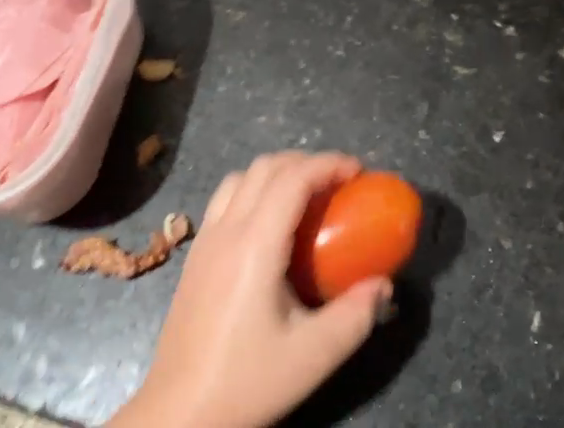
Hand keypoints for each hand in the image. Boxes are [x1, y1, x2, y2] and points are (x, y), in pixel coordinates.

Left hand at [110, 152, 392, 427]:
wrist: (180, 414)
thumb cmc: (247, 381)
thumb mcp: (314, 355)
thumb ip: (356, 315)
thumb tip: (384, 284)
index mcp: (255, 244)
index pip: (292, 178)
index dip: (328, 164)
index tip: (359, 172)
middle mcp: (226, 230)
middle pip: (265, 167)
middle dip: (306, 162)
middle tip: (339, 183)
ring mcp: (204, 241)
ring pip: (239, 178)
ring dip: (276, 173)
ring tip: (307, 196)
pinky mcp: (194, 257)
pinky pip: (225, 200)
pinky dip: (253, 191)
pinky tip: (271, 226)